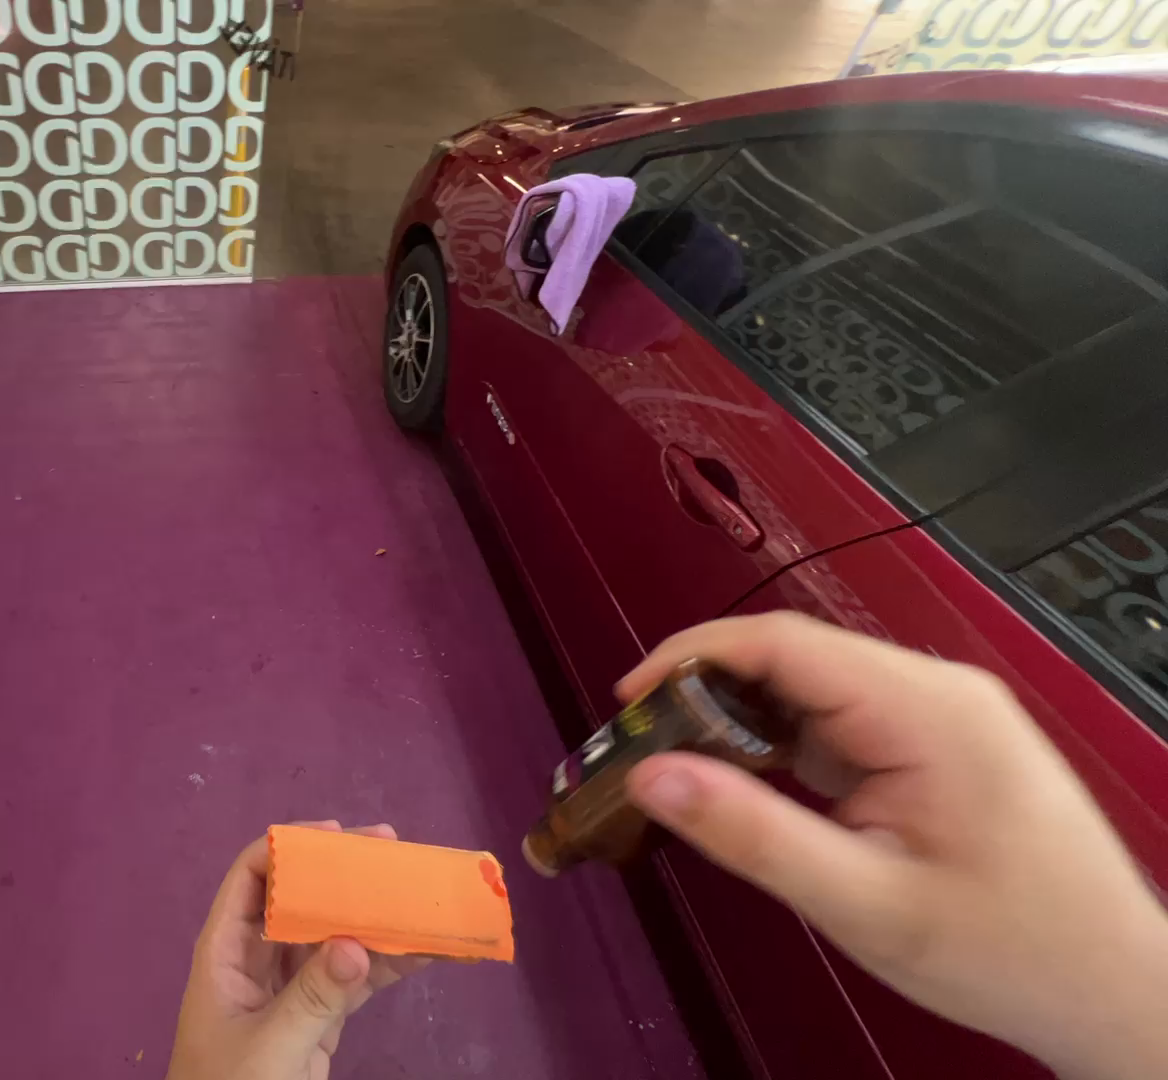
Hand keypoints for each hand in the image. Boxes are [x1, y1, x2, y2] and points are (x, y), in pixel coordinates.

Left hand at [166, 822, 430, 1079]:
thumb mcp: (266, 1048)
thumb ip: (311, 998)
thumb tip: (356, 944)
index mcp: (226, 947)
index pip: (252, 875)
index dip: (288, 847)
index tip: (336, 836)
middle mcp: (257, 955)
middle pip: (299, 897)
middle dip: (343, 873)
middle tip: (391, 849)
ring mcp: (288, 986)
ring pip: (332, 935)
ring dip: (373, 916)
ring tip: (417, 893)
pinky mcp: (316, 1018)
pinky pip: (352, 979)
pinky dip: (386, 965)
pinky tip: (424, 951)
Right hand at [617, 613, 1167, 1079]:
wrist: (1129, 1003)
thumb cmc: (1009, 954)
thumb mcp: (866, 906)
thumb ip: (753, 835)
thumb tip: (646, 774)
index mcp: (924, 708)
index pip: (780, 642)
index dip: (689, 657)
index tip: (628, 701)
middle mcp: (927, 688)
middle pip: (784, 652)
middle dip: (700, 684)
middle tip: (644, 736)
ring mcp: (927, 709)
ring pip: (796, 678)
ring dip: (728, 708)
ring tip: (680, 755)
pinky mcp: (918, 734)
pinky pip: (818, 709)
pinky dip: (763, 731)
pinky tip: (742, 771)